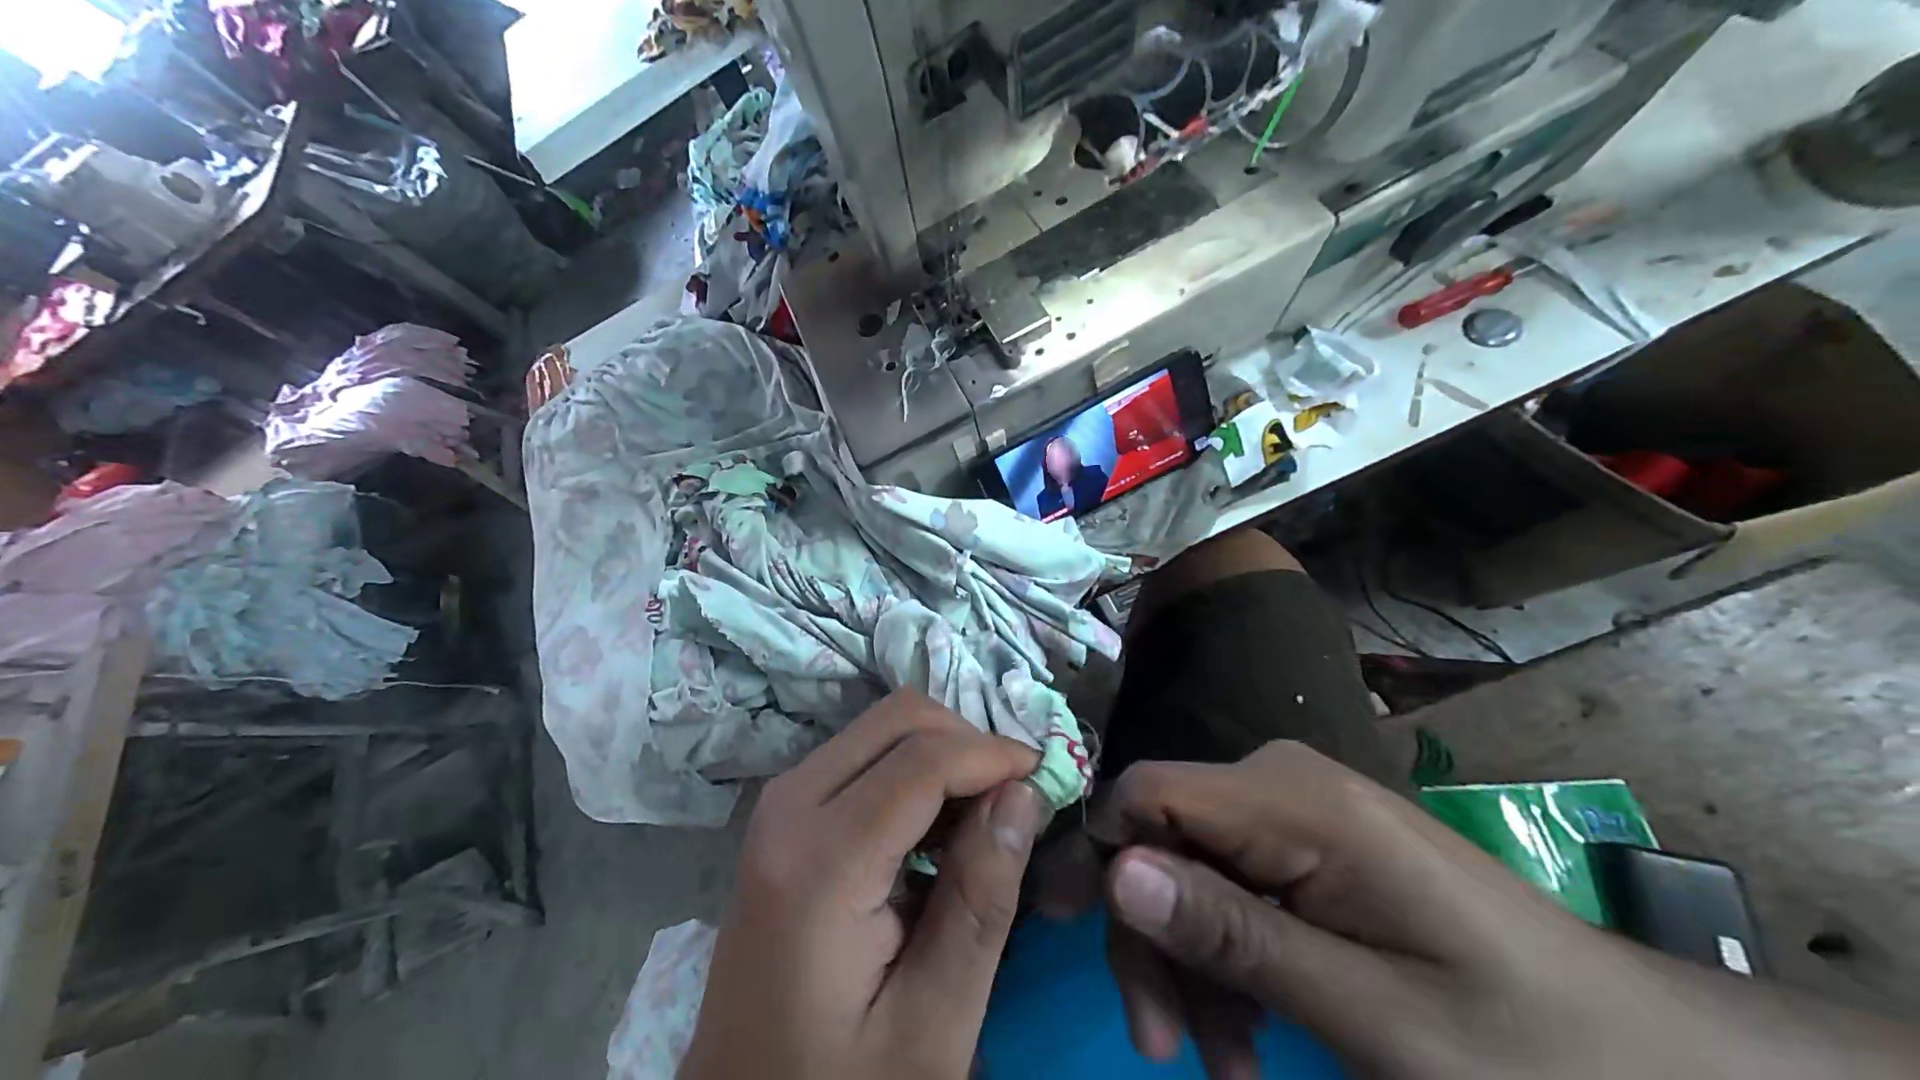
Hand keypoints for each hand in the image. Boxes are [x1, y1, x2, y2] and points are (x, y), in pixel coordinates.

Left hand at [680, 689, 1049, 1079]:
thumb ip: (979, 900)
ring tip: (983, 821)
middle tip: (1016, 801)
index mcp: (819, 861)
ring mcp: (780, 804)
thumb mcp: (932, 1022)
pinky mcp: (785, 814)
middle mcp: (788, 806)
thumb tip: (1023, 792)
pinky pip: (863, 754)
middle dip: (970, 742)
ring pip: (882, 727)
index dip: (995, 756)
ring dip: (944, 754)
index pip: (924, 758)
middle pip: (899, 718)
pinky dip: (914, 769)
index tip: (1050, 782)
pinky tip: (938, 830)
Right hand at [1089, 741, 1919, 1079]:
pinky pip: (1230, 885)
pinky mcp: (1309, 846)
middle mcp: (1283, 784)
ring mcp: (1297, 813)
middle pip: (1162, 835)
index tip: (1066, 932)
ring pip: (1189, 868)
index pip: (1149, 791)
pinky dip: (1225, 960)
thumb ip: (1236, 935)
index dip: (1098, 850)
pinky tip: (1249, 1033)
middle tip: (1161, 1042)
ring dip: (1190, 964)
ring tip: (1224, 1062)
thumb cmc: (1523, 1048)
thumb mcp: (1372, 1016)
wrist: (1645, 1056)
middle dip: (1152, 936)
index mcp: (1299, 802)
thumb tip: (1115, 871)